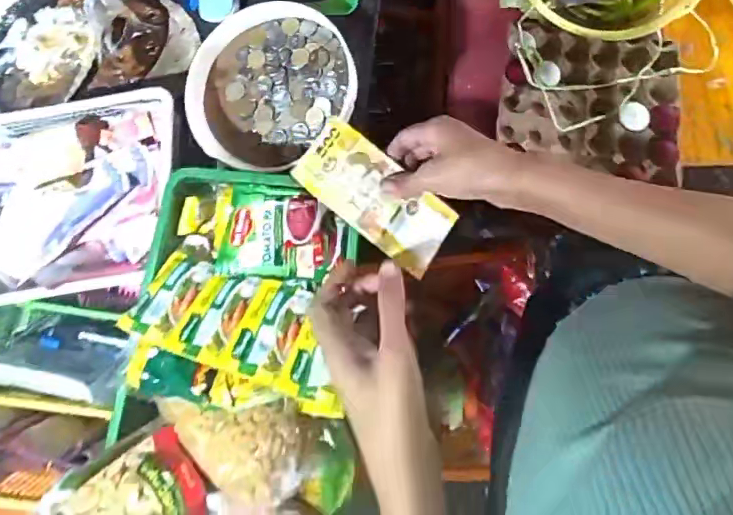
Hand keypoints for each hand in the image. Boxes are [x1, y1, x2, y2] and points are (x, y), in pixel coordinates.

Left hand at [311, 261, 441, 513]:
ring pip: (362, 325)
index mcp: (337, 351)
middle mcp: (345, 357)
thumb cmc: (394, 409)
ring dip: (377, 305)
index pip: (319, 307)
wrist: (407, 469)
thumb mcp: (394, 352)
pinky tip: (412, 319)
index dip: (333, 281)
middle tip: (386, 278)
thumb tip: (387, 263)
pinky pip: (378, 340)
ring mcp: (363, 370)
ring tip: (403, 295)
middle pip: (340, 313)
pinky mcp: (381, 380)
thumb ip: (390, 307)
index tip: (357, 262)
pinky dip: (391, 323)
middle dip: (359, 289)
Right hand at [386, 116, 531, 206]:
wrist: (509, 178)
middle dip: (402, 167)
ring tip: (405, 197)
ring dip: (418, 175)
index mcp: (433, 128)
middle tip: (388, 190)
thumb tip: (380, 187)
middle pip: (415, 147)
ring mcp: (457, 145)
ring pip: (429, 158)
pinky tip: (428, 195)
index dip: (388, 156)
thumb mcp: (432, 178)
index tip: (377, 176)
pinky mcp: (468, 160)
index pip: (402, 138)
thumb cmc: (467, 171)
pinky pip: (443, 167)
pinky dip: (433, 179)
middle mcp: (444, 132)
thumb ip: (405, 183)